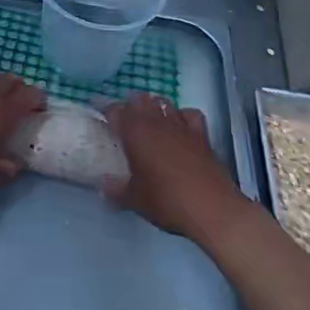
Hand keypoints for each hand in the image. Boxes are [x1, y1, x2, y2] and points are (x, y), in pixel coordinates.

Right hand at [103, 94, 246, 241]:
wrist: (212, 209)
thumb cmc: (167, 201)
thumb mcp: (134, 199)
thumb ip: (115, 190)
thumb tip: (102, 186)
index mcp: (135, 132)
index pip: (115, 110)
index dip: (104, 109)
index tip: (97, 111)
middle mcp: (156, 122)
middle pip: (139, 100)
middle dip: (129, 105)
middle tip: (122, 118)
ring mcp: (181, 126)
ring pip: (163, 102)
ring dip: (154, 106)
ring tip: (148, 118)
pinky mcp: (202, 136)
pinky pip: (190, 114)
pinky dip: (182, 115)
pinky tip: (180, 125)